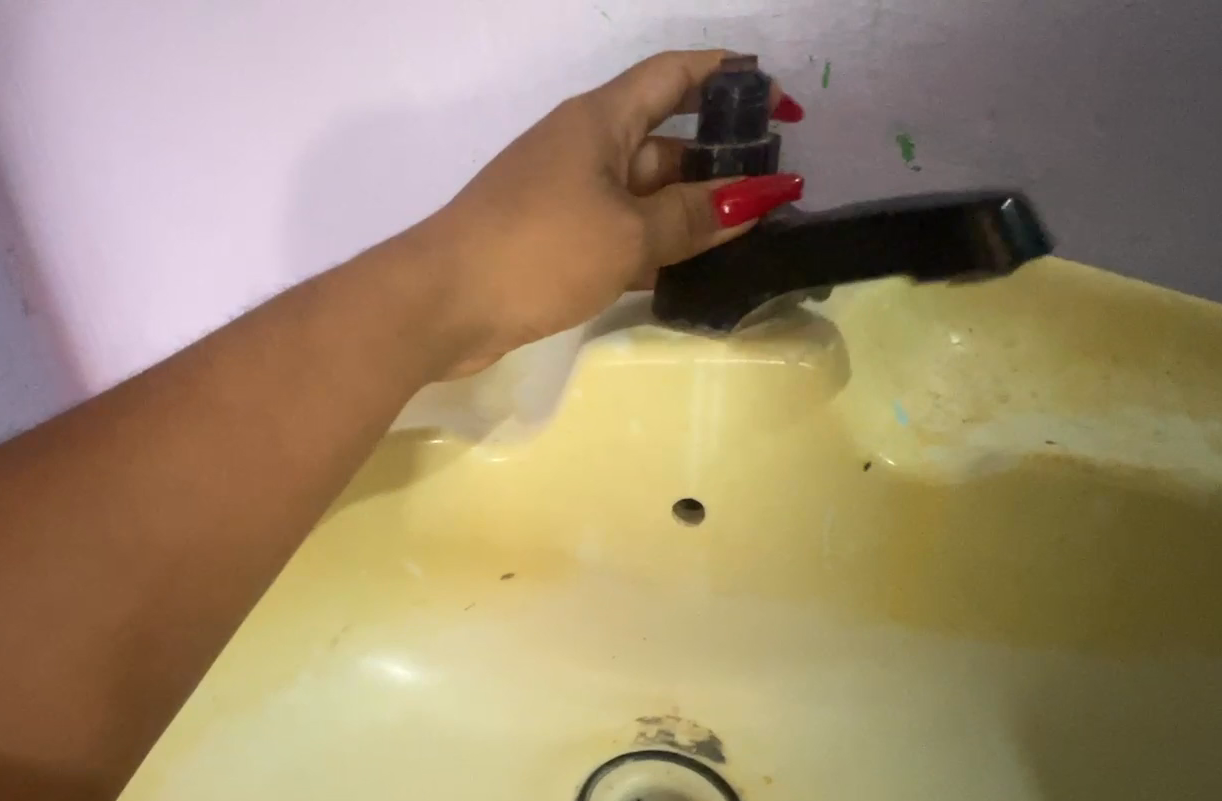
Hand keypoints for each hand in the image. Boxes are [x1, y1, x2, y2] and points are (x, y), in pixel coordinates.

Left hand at [417, 50, 804, 378]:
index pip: (676, 75)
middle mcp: (580, 150)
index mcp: (600, 120)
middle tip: (773, 201)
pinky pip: (611, 237)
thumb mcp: (627, 234)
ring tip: (743, 243)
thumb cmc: (537, 252)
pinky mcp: (547, 246)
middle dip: (716, 166)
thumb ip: (692, 219)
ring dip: (684, 217)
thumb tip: (757, 197)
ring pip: (637, 198)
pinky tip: (683, 276)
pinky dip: (646, 250)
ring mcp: (560, 201)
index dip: (732, 79)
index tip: (782, 108)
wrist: (440, 304)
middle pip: (662, 143)